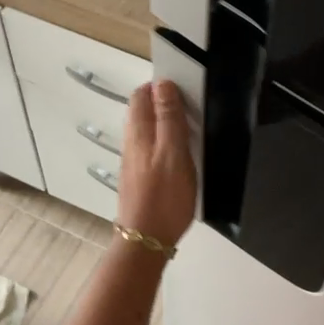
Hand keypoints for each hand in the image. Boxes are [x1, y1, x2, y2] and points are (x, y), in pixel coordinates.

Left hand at [115, 80, 197, 247]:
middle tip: (192, 110)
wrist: (146, 240)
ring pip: (147, 131)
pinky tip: (181, 157)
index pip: (142, 95)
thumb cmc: (165, 196)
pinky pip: (151, 149)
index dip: (160, 87)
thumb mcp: (173, 152)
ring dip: (166, 125)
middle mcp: (131, 143)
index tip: (185, 91)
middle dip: (163, 104)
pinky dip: (165, 144)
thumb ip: (169, 118)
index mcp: (138, 132)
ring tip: (191, 132)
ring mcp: (133, 161)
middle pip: (143, 112)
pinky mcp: (139, 178)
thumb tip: (162, 84)